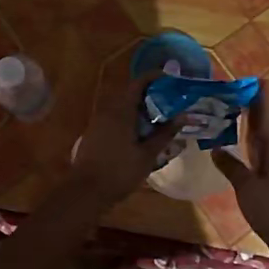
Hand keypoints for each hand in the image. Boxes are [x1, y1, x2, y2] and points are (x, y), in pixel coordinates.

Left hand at [71, 72, 183, 205]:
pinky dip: (130, 117)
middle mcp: (108, 110)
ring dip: (139, 106)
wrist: (85, 191)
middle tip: (169, 100)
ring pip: (122, 105)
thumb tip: (183, 116)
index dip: (154, 77)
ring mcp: (99, 121)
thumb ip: (165, 133)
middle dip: (150, 93)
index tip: (170, 78)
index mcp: (121, 111)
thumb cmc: (119, 171)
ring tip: (159, 116)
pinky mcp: (95, 132)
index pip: (138, 83)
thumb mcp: (147, 155)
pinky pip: (115, 116)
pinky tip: (141, 132)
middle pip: (130, 93)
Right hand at [214, 97, 268, 253]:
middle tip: (240, 90)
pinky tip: (243, 146)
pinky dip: (252, 143)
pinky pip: (262, 153)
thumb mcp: (246, 188)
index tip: (255, 80)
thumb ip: (231, 167)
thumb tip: (216, 149)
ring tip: (237, 111)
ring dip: (253, 125)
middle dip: (255, 108)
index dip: (260, 99)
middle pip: (265, 125)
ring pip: (264, 139)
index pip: (264, 117)